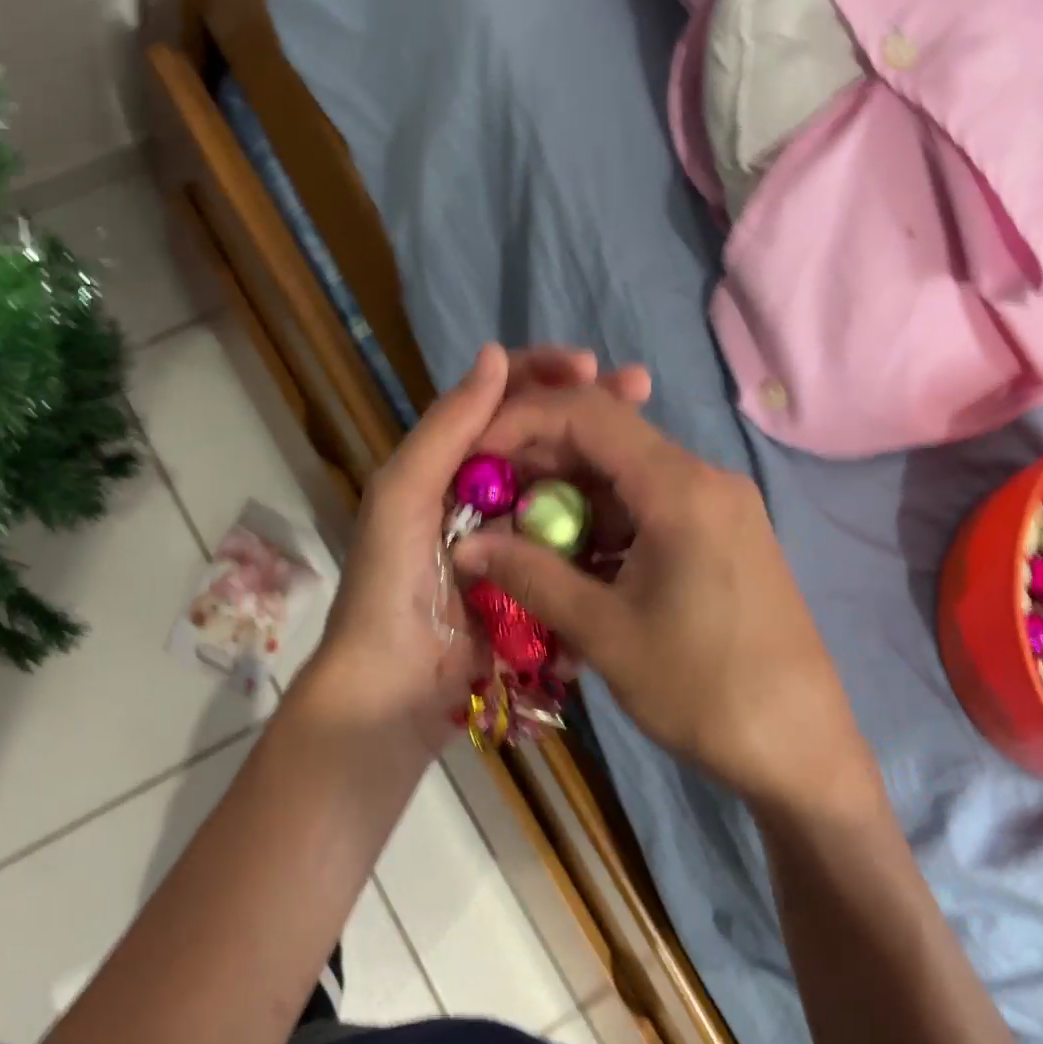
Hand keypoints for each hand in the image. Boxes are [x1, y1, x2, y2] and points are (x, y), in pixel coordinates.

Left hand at [306, 347, 650, 752]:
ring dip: (605, 464)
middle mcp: (482, 496)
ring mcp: (513, 541)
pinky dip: (605, 524)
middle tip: (641, 389)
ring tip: (653, 444)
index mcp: (445, 468)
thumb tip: (494, 354)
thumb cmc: (389, 586)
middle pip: (540, 439)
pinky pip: (576, 544)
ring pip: (565, 487)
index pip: (497, 403)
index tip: (589, 367)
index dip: (539, 377)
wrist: (394, 689)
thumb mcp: (404, 497)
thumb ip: (446, 428)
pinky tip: (644, 506)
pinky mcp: (536, 583)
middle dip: (587, 410)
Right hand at [453, 387, 879, 812]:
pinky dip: (602, 529)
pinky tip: (571, 567)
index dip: (521, 421)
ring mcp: (719, 509)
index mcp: (680, 488)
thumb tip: (464, 545)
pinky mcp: (722, 539)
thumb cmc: (702, 689)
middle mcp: (704, 480)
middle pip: (606, 440)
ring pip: (625, 479)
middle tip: (486, 503)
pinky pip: (648, 511)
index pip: (588, 413)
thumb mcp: (604, 632)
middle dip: (538, 464)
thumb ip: (530, 576)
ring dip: (567, 502)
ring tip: (518, 542)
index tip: (474, 456)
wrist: (800, 750)